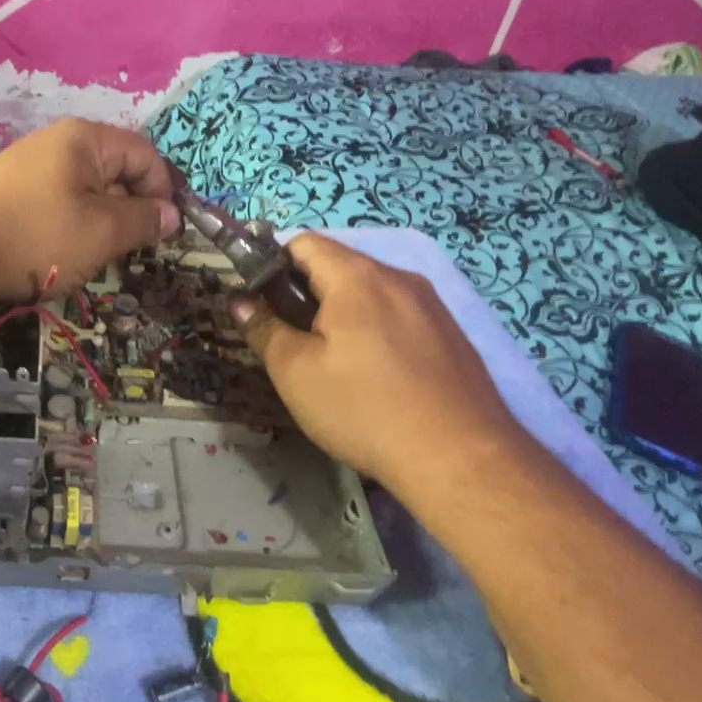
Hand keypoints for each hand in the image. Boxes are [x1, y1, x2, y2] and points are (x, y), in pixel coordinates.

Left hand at [0, 119, 180, 303]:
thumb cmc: (34, 238)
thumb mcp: (100, 232)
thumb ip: (143, 221)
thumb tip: (172, 215)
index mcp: (84, 139)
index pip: (145, 154)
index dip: (163, 192)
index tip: (165, 234)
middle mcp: (56, 143)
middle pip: (114, 172)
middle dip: (129, 212)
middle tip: (128, 251)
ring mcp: (28, 168)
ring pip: (85, 194)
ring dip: (98, 226)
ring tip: (91, 258)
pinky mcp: (8, 195)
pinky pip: (56, 206)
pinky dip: (68, 229)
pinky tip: (57, 256)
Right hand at [231, 234, 530, 494]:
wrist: (460, 459)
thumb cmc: (364, 409)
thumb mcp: (296, 373)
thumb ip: (264, 329)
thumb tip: (241, 301)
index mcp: (357, 277)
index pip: (303, 243)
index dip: (272, 266)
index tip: (260, 306)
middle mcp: (399, 278)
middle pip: (339, 267)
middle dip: (307, 295)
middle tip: (291, 343)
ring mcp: (432, 306)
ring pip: (372, 294)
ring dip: (343, 316)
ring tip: (332, 365)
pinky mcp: (452, 335)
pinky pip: (400, 318)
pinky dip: (377, 333)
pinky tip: (376, 379)